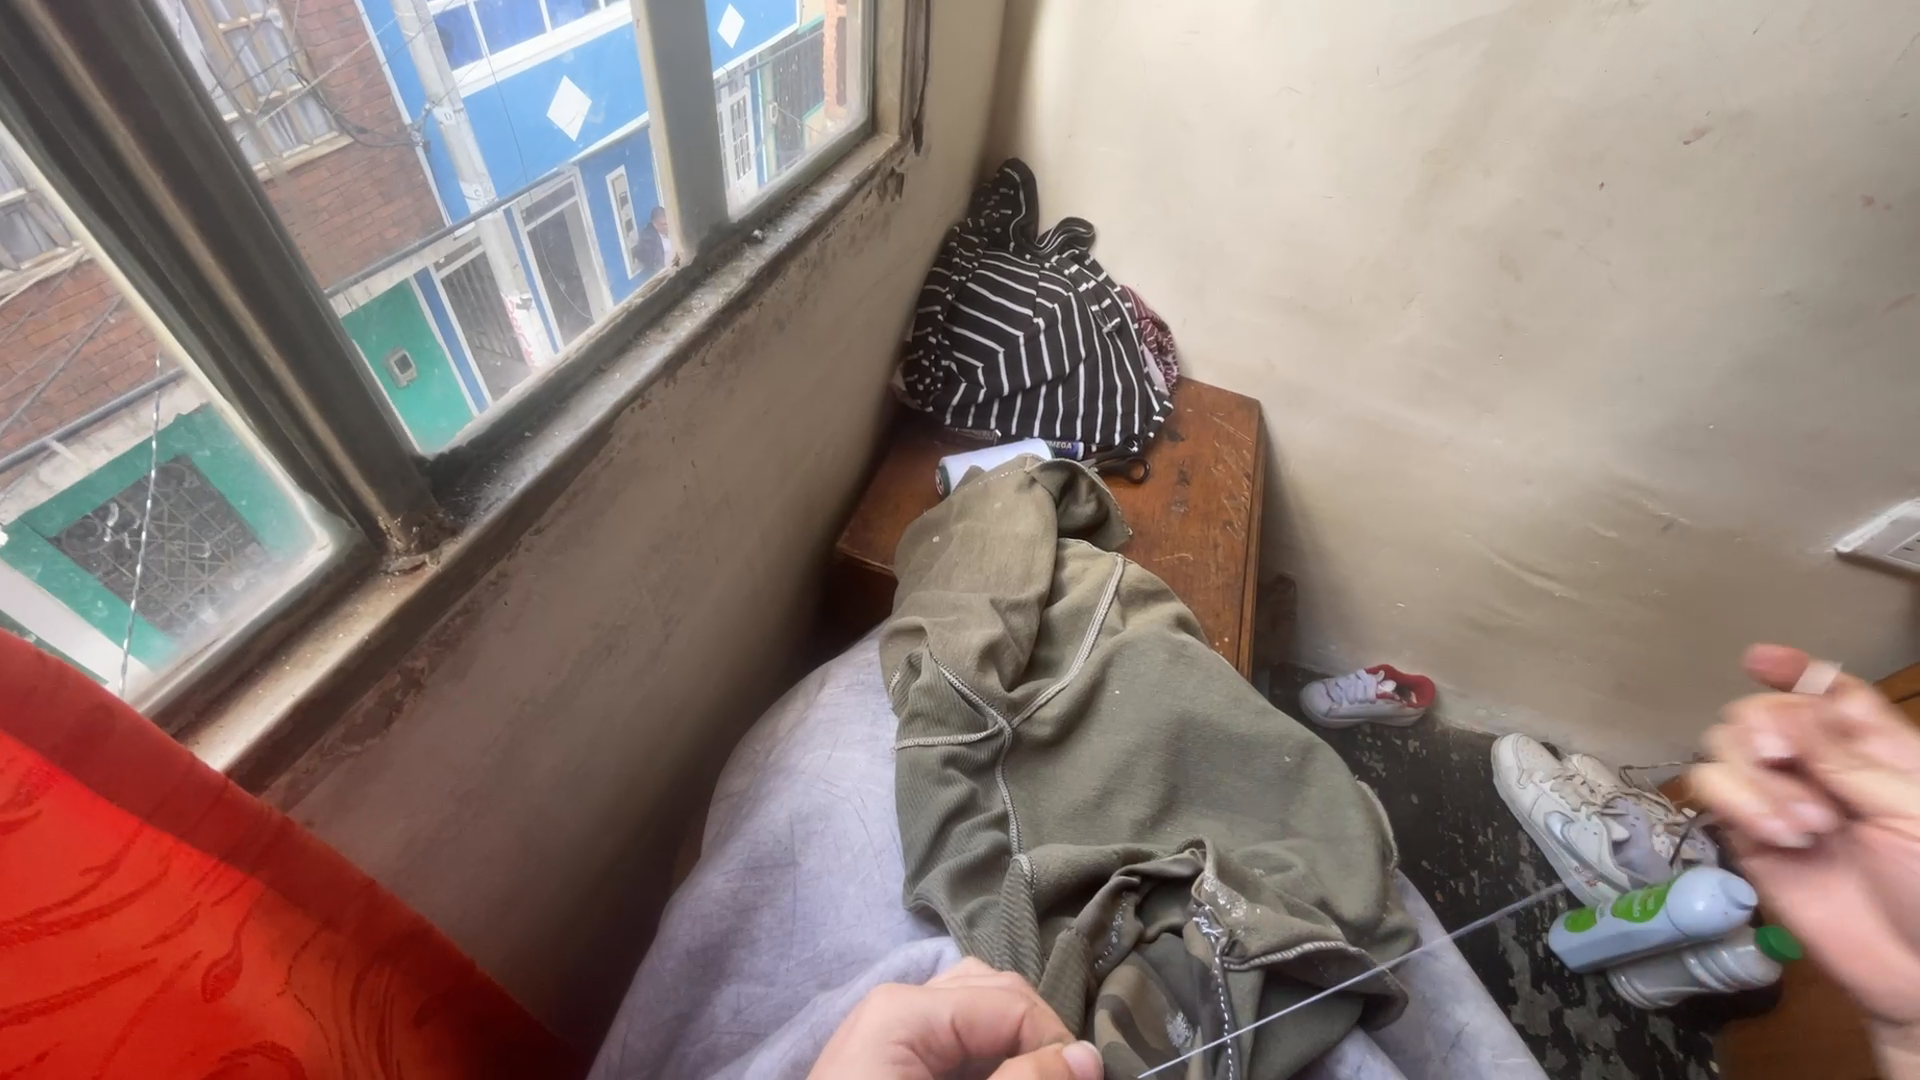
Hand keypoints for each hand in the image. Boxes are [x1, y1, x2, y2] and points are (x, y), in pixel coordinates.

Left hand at [807, 958, 1103, 1079]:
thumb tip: (1088, 1057)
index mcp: (905, 1011)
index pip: (1007, 1001)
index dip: (1053, 1042)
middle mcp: (896, 1002)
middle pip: (991, 989)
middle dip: (1036, 1034)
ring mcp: (889, 1028)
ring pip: (974, 1004)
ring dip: (1012, 1038)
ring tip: (1034, 1078)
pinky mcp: (889, 1057)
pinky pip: (950, 1034)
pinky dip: (984, 1053)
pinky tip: (997, 1078)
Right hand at [1690, 645, 1919, 1074]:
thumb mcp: (1916, 815)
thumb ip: (1845, 758)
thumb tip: (1779, 708)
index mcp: (1880, 757)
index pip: (1831, 695)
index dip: (1796, 672)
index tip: (1759, 659)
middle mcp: (1821, 769)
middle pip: (1762, 714)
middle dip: (1762, 726)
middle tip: (1777, 754)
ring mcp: (1775, 799)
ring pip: (1725, 747)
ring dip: (1755, 778)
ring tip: (1800, 826)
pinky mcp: (1741, 829)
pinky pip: (1709, 790)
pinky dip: (1735, 803)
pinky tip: (1775, 835)